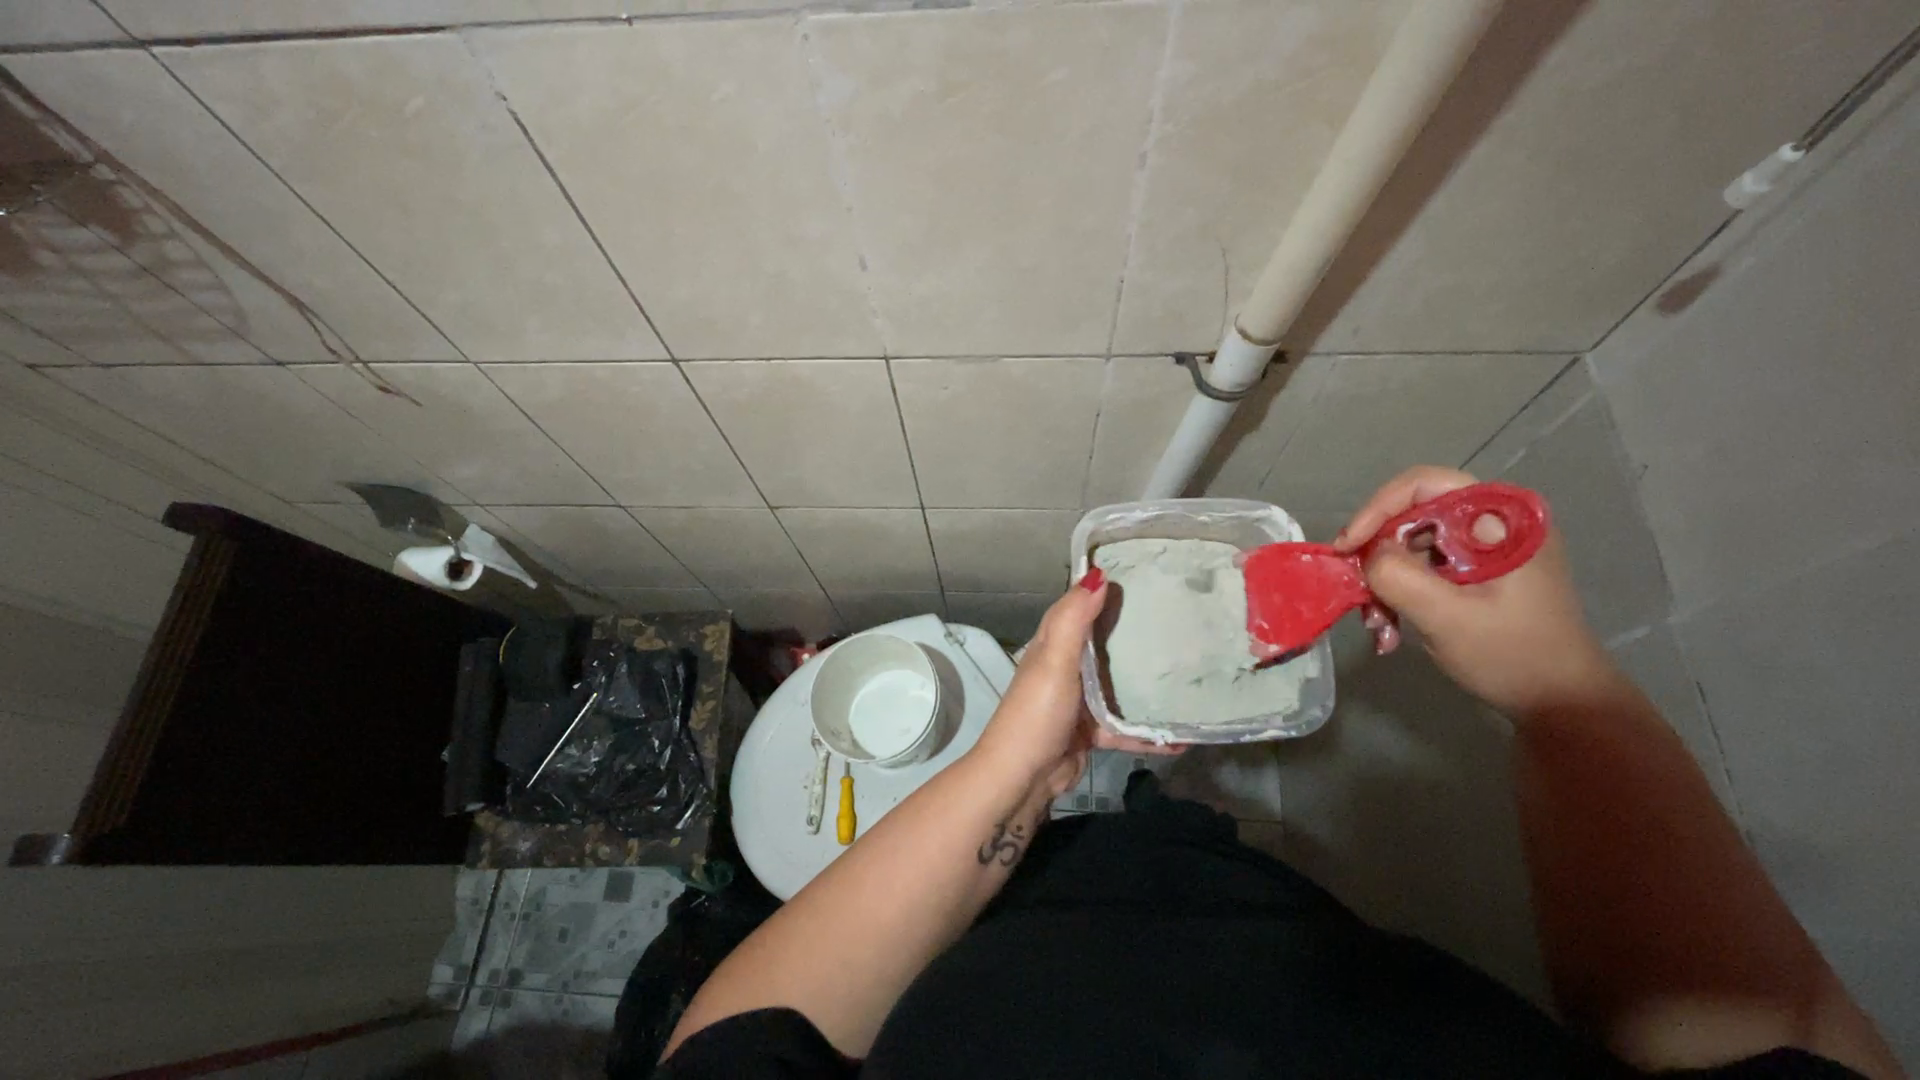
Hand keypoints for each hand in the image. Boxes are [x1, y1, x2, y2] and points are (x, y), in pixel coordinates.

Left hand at [971, 570, 1177, 797]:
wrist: (1023, 777)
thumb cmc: (1038, 712)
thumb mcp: (1054, 659)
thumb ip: (1074, 619)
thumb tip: (1098, 574)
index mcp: (1052, 646)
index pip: (1078, 609)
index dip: (1102, 591)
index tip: (1142, 575)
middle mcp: (1065, 669)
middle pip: (1103, 644)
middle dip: (1134, 632)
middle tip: (1179, 618)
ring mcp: (1079, 703)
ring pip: (1118, 685)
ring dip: (1146, 682)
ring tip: (1188, 671)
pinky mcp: (1091, 733)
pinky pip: (1127, 727)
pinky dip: (1150, 732)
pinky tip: (1183, 736)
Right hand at [1336, 466, 1613, 718]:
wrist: (1561, 702)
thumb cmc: (1512, 655)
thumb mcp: (1446, 617)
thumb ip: (1399, 576)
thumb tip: (1366, 554)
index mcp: (1502, 519)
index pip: (1424, 485)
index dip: (1377, 509)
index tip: (1348, 549)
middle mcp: (1495, 522)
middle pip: (1412, 515)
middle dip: (1378, 556)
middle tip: (1358, 593)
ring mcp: (1485, 548)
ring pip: (1410, 544)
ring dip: (1385, 583)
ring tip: (1378, 626)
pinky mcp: (1477, 571)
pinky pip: (1422, 567)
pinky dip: (1400, 595)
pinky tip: (1392, 630)